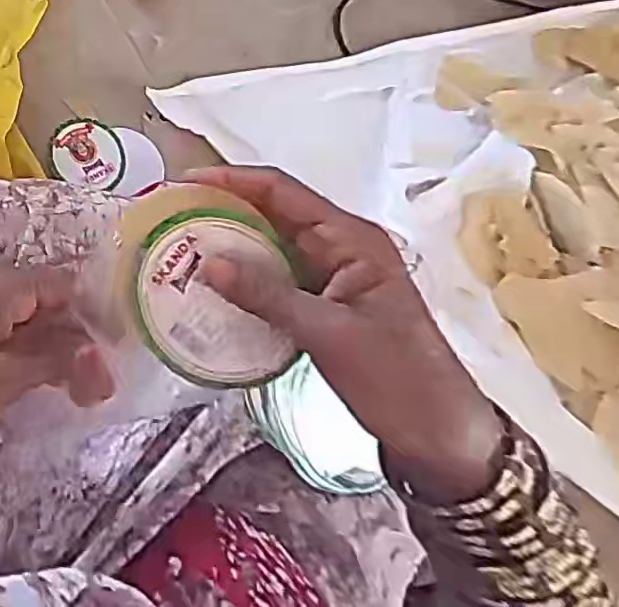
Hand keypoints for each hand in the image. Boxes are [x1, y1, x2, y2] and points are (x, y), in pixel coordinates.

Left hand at [0, 262, 114, 499]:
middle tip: (106, 381)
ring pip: (41, 317)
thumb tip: (101, 352)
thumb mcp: (5, 379)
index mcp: (1, 285)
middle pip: (54, 299)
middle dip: (82, 337)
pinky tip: (61, 379)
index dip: (96, 312)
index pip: (65, 284)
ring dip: (65, 349)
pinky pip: (22, 328)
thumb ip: (57, 359)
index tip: (122, 346)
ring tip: (89, 389)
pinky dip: (43, 351)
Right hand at [190, 167, 505, 500]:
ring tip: (185, 244)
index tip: (187, 183)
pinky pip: (276, 274)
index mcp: (350, 237)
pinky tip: (215, 283)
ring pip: (271, 243)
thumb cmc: (397, 379)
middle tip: (176, 214)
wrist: (442, 438)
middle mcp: (339, 245)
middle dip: (225, 207)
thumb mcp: (329, 334)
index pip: (282, 191)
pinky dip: (245, 274)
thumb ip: (267, 295)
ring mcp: (331, 272)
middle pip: (273, 211)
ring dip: (232, 241)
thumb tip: (207, 262)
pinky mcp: (323, 299)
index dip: (233, 180)